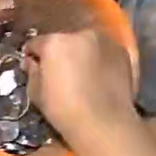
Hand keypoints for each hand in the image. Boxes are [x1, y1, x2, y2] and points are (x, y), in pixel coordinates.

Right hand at [26, 29, 141, 142]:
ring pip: (86, 44)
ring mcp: (106, 41)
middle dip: (59, 54)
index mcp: (55, 43)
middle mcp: (82, 34)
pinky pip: (104, 52)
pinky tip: (98, 78)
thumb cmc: (63, 109)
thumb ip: (32, 73)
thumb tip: (33, 62)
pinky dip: (99, 60)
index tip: (32, 67)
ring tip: (81, 75)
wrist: (103, 122)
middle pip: (64, 41)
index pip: (36, 43)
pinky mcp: (124, 52)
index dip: (32, 56)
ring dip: (81, 55)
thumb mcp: (37, 94)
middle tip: (59, 74)